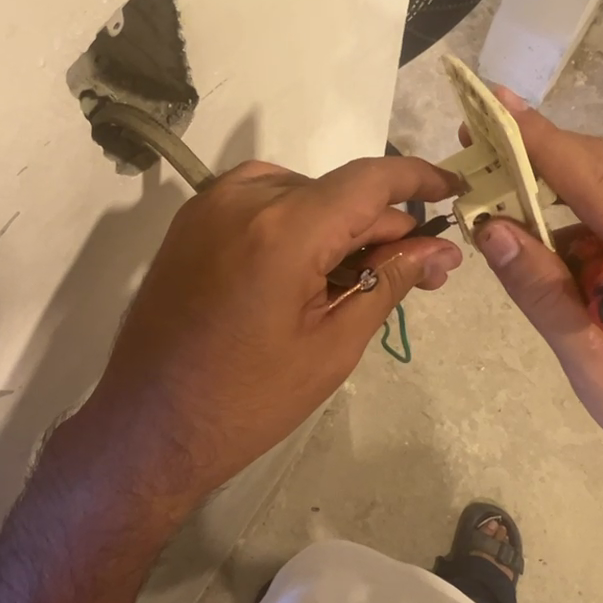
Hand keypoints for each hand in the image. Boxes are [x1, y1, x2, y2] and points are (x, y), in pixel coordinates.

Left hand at [84, 156, 464, 508]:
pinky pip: (260, 202)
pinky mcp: (190, 220)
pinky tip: (305, 272)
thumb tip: (439, 250)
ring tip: (355, 281)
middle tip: (416, 270)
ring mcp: (209, 204)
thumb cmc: (248, 399)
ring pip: (300, 193)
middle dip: (381, 226)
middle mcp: (244, 197)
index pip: (371, 179)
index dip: (419, 178)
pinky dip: (294, 225)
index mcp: (285, 227)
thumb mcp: (333, 345)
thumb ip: (388, 282)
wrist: (149, 424)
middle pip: (336, 191)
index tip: (453, 190)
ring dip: (336, 226)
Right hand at [469, 89, 602, 504]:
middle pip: (602, 168)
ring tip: (489, 181)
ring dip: (547, 179)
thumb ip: (543, 294)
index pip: (596, 181)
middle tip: (472, 141)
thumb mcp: (595, 364)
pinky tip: (531, 226)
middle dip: (535, 150)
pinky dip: (566, 210)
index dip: (539, 142)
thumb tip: (490, 229)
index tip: (491, 104)